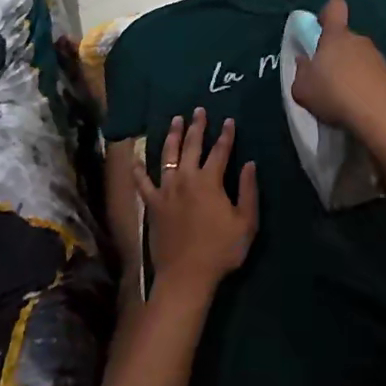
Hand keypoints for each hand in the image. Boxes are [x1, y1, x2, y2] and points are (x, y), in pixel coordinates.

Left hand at [132, 109, 257, 294]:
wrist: (187, 275)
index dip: (226, 135)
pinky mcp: (152, 205)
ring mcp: (166, 191)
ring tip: (175, 120)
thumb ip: (248, 190)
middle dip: (197, 127)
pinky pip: (143, 183)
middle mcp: (186, 179)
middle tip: (198, 111)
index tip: (229, 120)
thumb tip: (250, 164)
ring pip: (167, 156)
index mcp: (210, 181)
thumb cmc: (221, 249)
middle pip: (191, 146)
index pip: (220, 150)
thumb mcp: (246, 222)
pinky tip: (135, 159)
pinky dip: (138, 170)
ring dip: (172, 136)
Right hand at [288, 0, 385, 145]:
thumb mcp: (302, 88)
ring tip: (342, 98)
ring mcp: (379, 59)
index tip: (319, 31)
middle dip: (335, 53)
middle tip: (324, 78)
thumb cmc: (334, 95)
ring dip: (351, 72)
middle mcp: (360, 41)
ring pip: (359, 58)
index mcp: (336, 36)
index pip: (334, 7)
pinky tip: (358, 106)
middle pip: (345, 38)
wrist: (380, 118)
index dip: (326, 14)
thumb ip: (301, 72)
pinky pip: (372, 76)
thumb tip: (305, 62)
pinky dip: (365, 87)